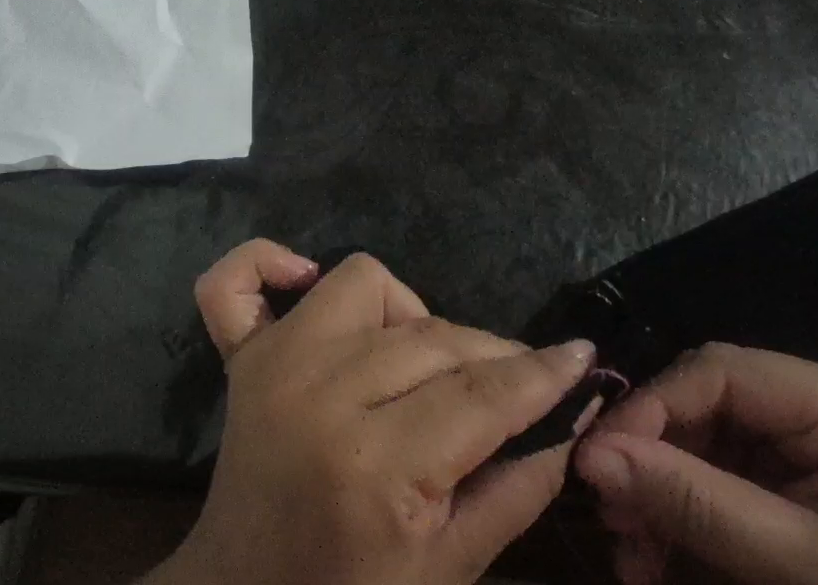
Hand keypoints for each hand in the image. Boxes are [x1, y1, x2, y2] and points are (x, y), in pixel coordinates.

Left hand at [150, 240, 597, 584]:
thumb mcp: (449, 566)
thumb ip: (517, 489)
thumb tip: (573, 416)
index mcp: (372, 464)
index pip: (479, 395)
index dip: (541, 374)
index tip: (583, 357)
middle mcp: (319, 393)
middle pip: (433, 338)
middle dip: (495, 354)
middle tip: (522, 379)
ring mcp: (272, 364)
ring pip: (365, 284)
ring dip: (410, 315)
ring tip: (424, 365)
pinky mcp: (240, 357)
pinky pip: (235, 282)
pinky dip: (268, 262)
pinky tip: (305, 279)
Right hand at [576, 344, 817, 584]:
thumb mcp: (802, 569)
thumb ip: (697, 505)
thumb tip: (589, 454)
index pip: (724, 372)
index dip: (652, 405)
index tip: (596, 458)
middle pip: (704, 404)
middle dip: (650, 459)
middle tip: (610, 516)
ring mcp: (805, 447)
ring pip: (697, 441)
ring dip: (654, 493)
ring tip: (630, 555)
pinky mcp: (789, 484)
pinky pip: (712, 478)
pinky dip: (675, 514)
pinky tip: (653, 557)